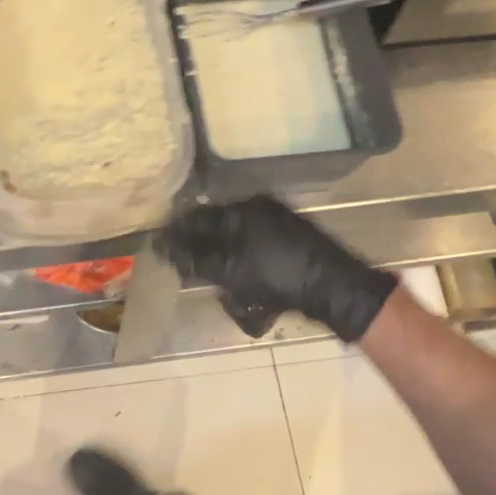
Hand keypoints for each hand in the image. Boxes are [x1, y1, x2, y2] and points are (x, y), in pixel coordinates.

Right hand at [161, 195, 397, 341]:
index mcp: (242, 210)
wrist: (333, 285)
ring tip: (211, 276)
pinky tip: (238, 280)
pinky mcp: (291, 238)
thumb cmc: (278, 275)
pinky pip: (255, 245)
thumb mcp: (232, 270)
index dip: (179, 235)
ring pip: (236, 236)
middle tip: (185, 266)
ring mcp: (277, 222)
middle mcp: (259, 209)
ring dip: (221, 255)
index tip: (163, 249)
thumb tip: (171, 252)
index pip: (199, 218)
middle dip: (199, 245)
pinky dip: (242, 259)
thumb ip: (199, 260)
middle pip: (217, 225)